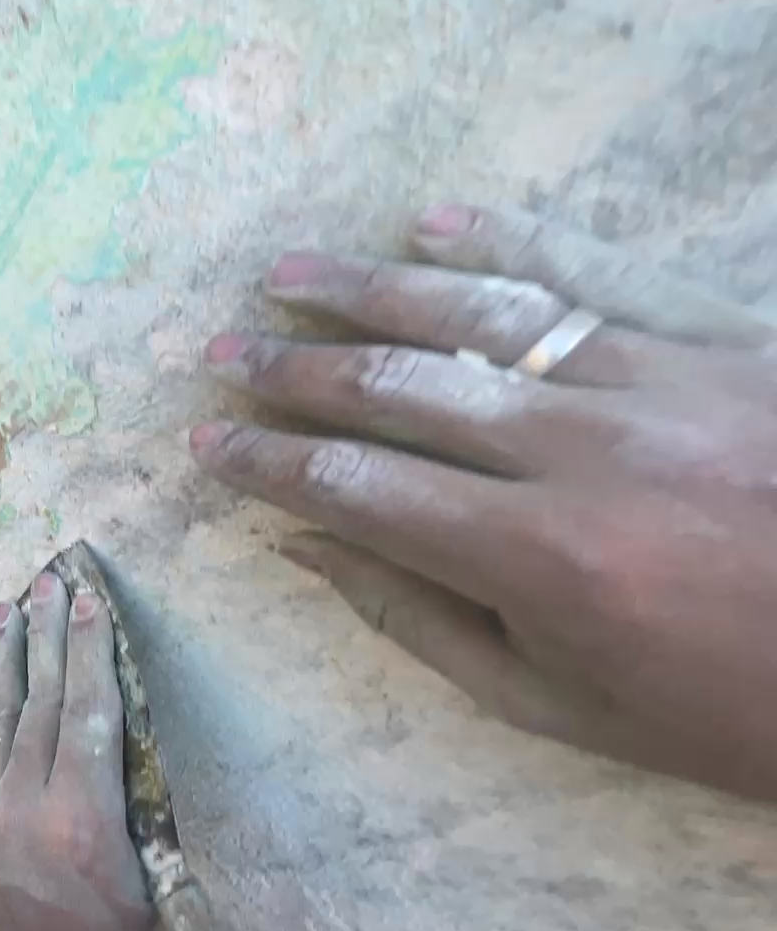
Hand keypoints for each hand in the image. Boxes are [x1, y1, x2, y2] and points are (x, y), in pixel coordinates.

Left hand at [0, 574, 174, 930]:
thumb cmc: (134, 925)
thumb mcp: (158, 865)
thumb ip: (141, 788)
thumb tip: (129, 703)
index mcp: (82, 822)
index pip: (86, 714)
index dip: (89, 652)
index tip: (90, 600)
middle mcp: (25, 806)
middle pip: (40, 700)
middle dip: (47, 633)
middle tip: (48, 578)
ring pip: (0, 710)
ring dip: (8, 650)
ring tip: (11, 600)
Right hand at [193, 203, 776, 799]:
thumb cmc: (730, 710)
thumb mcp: (548, 699)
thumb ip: (407, 613)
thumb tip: (297, 541)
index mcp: (540, 556)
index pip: (351, 485)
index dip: (264, 461)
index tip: (206, 441)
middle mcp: (592, 455)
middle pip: (396, 388)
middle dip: (289, 369)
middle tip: (222, 353)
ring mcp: (671, 384)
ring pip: (480, 315)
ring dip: (364, 292)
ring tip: (284, 275)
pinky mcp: (736, 344)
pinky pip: (603, 277)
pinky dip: (511, 241)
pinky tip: (432, 220)